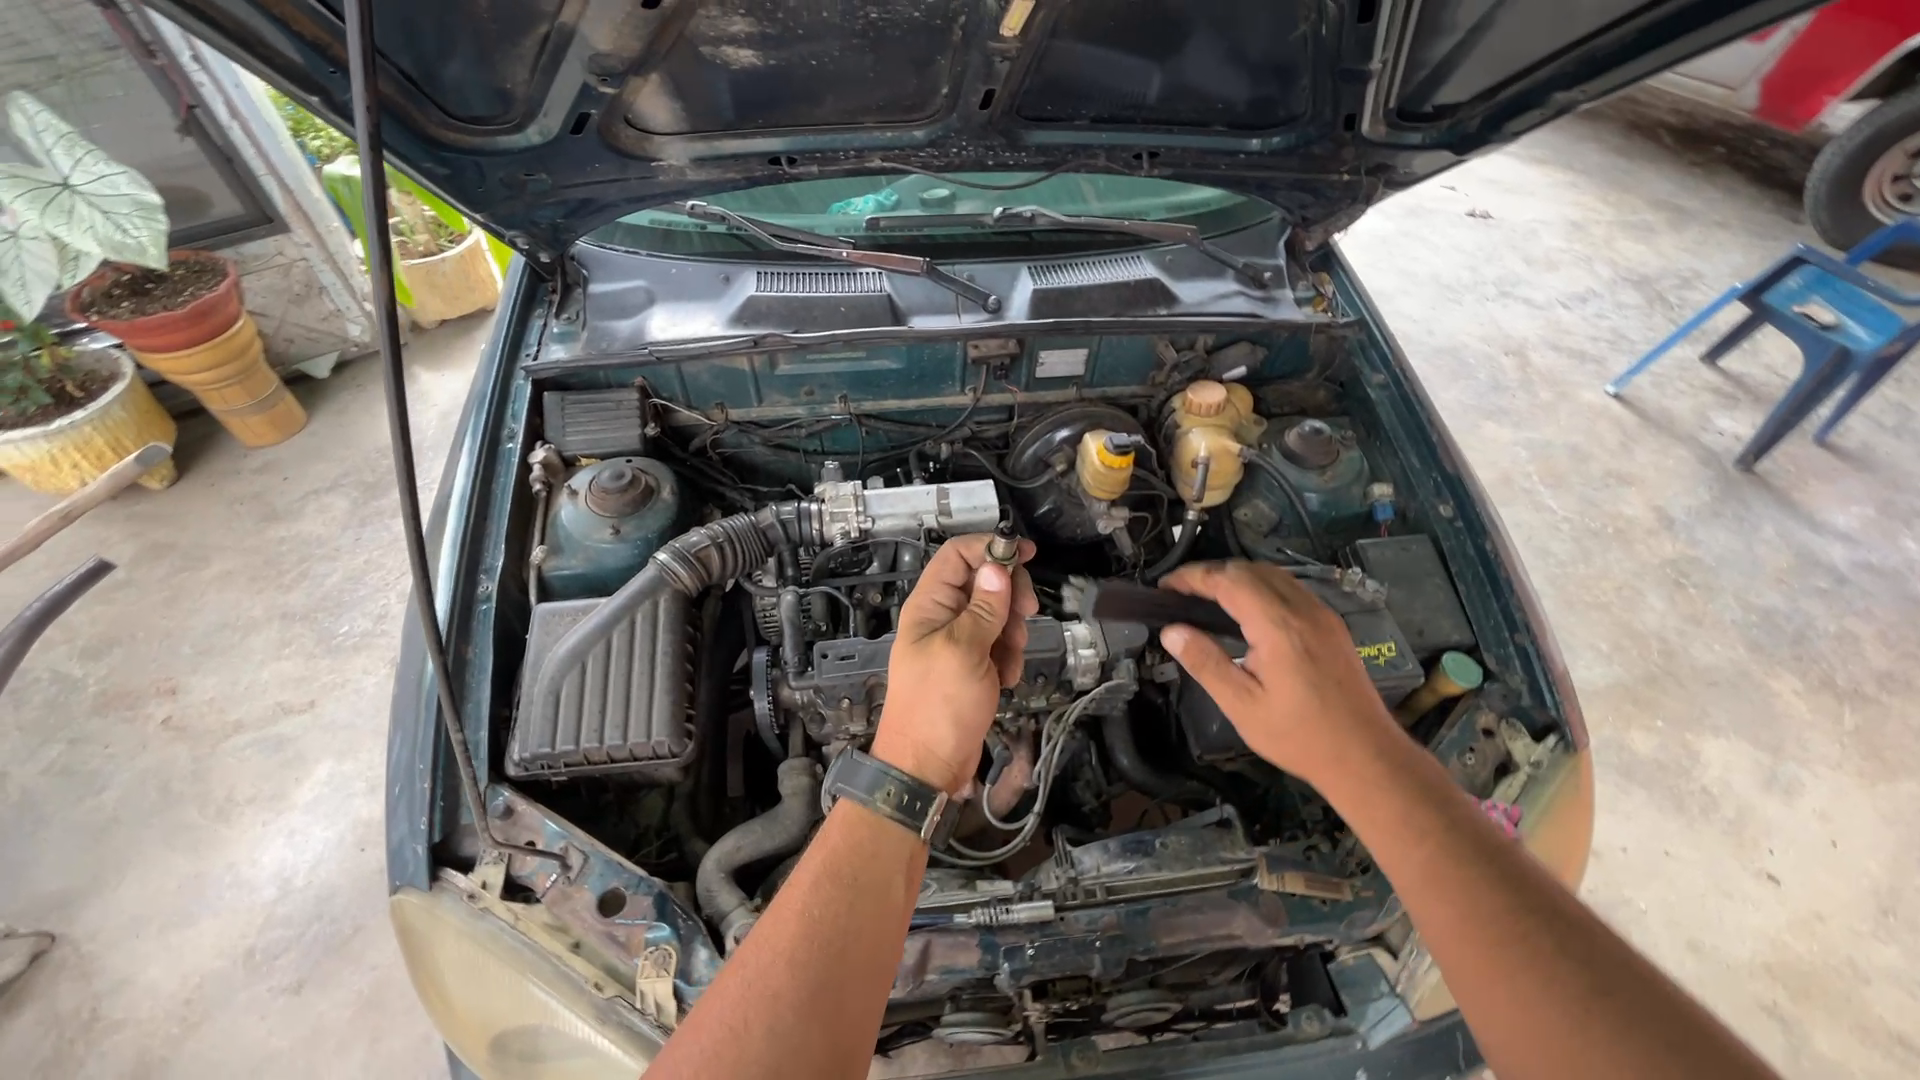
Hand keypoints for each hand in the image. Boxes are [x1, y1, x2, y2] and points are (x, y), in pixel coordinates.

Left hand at [870, 534, 1037, 793]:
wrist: (927, 766)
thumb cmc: (938, 706)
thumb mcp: (964, 651)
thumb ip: (983, 608)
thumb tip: (997, 566)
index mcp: (929, 605)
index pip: (958, 555)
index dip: (991, 547)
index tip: (1026, 554)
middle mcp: (942, 617)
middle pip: (983, 581)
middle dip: (1010, 595)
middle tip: (1027, 613)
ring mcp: (957, 643)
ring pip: (997, 614)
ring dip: (1012, 632)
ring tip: (1009, 659)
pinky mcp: (971, 666)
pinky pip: (998, 645)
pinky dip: (1008, 657)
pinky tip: (1005, 678)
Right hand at [1158, 561, 1397, 788]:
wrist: (1366, 755)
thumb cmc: (1299, 736)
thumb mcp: (1242, 705)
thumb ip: (1205, 663)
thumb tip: (1171, 631)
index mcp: (1278, 626)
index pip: (1228, 581)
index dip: (1193, 577)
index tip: (1165, 586)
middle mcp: (1303, 609)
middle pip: (1250, 570)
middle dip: (1212, 574)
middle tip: (1180, 592)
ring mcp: (1322, 614)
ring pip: (1273, 575)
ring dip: (1237, 577)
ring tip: (1206, 598)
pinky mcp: (1331, 625)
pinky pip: (1290, 589)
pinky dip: (1260, 587)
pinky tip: (1246, 611)